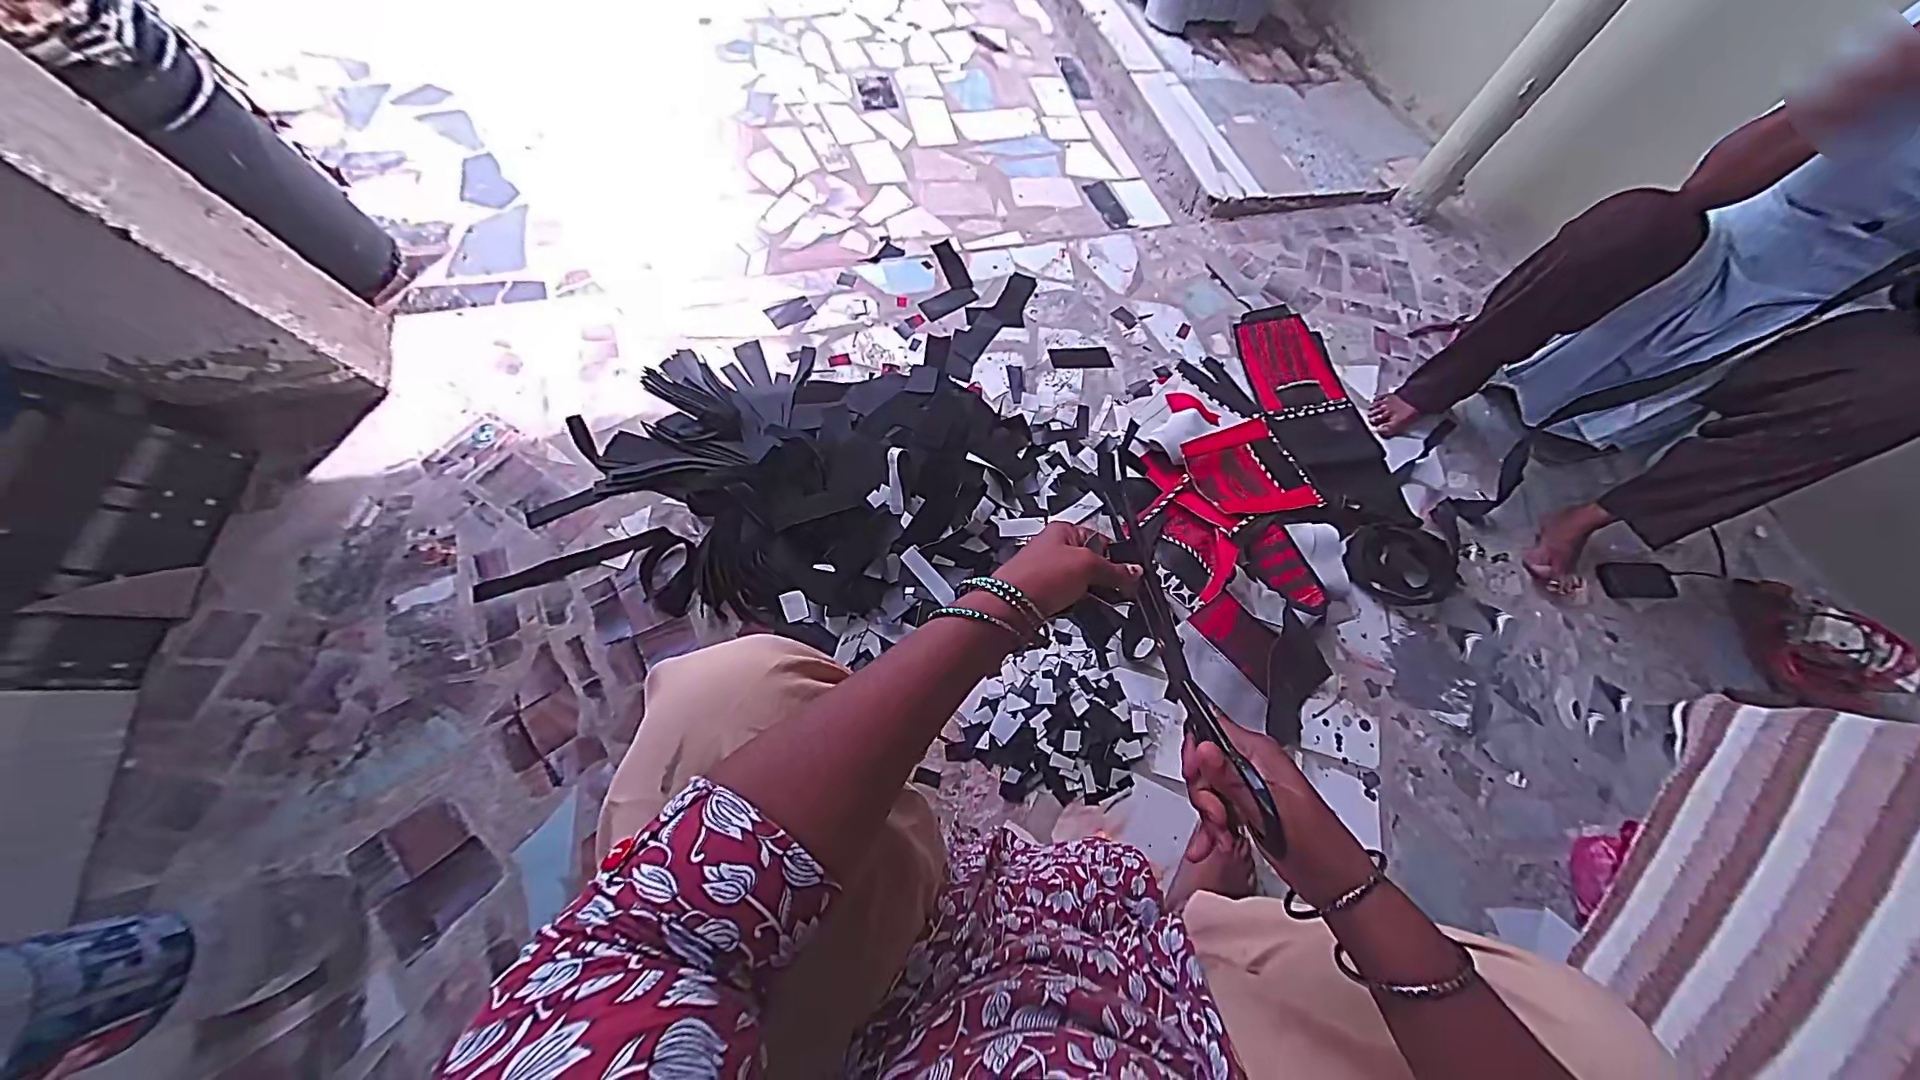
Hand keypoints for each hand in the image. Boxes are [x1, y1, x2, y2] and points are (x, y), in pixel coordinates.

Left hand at [993, 522, 1142, 617]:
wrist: (1008, 607)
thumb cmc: (1036, 576)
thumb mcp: (1087, 566)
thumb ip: (1115, 570)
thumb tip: (1133, 573)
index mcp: (1063, 530)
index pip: (1101, 539)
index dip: (1118, 556)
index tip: (1131, 573)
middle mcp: (1054, 549)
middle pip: (1092, 563)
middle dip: (1106, 578)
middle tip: (1119, 591)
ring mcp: (1048, 574)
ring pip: (1082, 584)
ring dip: (1093, 595)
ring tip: (1099, 603)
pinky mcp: (1044, 596)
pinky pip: (1070, 600)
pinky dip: (1078, 606)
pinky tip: (1081, 611)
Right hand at [1182, 721, 1377, 908]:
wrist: (1338, 885)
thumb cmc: (1319, 849)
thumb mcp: (1268, 813)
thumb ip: (1232, 780)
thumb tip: (1204, 749)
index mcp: (1262, 755)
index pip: (1213, 728)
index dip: (1196, 752)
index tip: (1196, 778)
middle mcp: (1257, 766)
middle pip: (1206, 762)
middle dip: (1203, 792)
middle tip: (1217, 815)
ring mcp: (1253, 787)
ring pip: (1209, 788)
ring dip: (1209, 815)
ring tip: (1223, 835)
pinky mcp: (1251, 807)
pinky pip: (1219, 807)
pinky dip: (1214, 827)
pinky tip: (1217, 842)